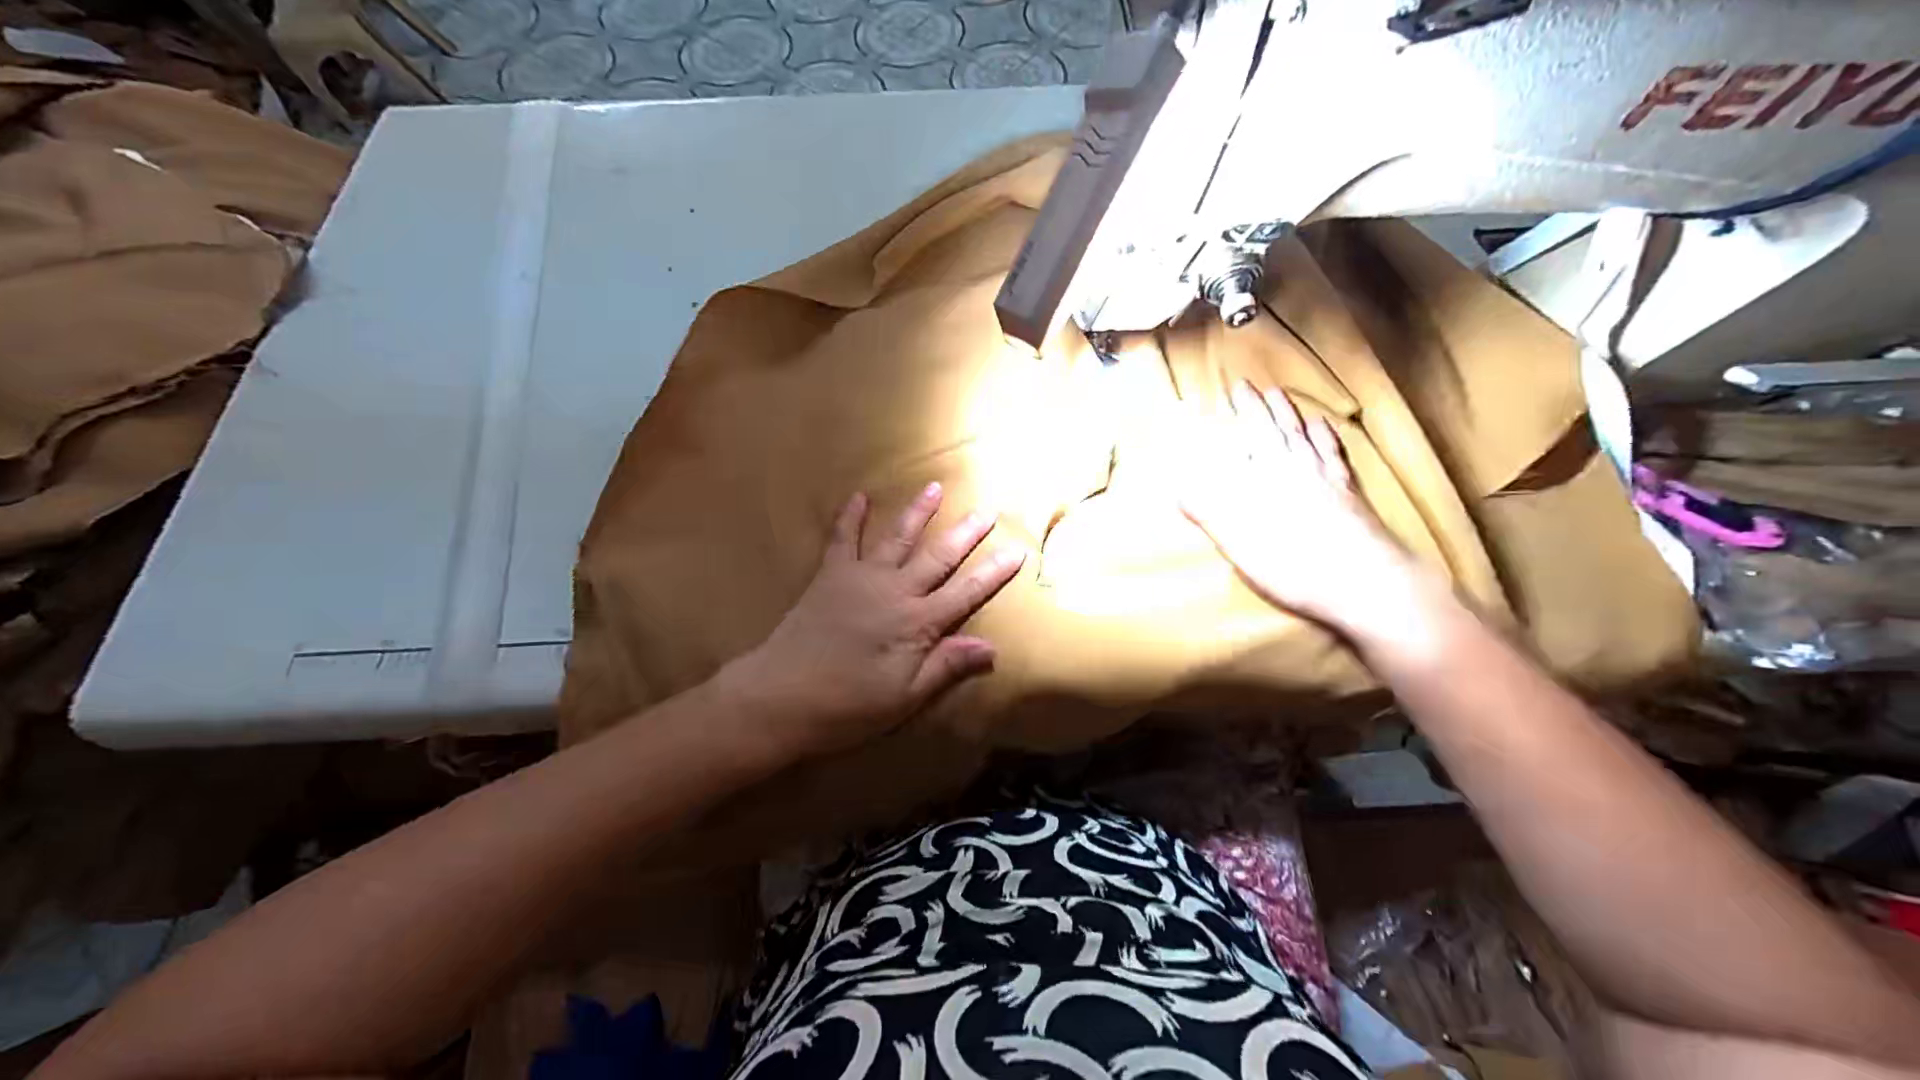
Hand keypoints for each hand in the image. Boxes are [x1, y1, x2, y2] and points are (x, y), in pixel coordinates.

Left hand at [721, 484, 1025, 759]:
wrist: (781, 696)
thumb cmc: (848, 705)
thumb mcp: (905, 696)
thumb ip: (945, 665)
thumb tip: (991, 647)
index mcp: (917, 623)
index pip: (966, 593)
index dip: (993, 573)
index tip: (1017, 551)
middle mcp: (895, 591)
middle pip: (938, 557)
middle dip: (965, 534)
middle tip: (987, 509)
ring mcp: (861, 578)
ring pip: (897, 538)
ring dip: (918, 513)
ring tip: (935, 487)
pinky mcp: (830, 576)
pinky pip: (842, 540)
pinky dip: (850, 518)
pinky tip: (859, 497)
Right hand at [1179, 381, 1425, 637]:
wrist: (1366, 583)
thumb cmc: (1294, 566)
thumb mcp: (1241, 544)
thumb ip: (1210, 512)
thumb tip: (1178, 487)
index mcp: (1266, 478)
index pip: (1250, 435)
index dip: (1241, 411)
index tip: (1232, 388)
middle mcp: (1295, 469)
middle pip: (1275, 429)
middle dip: (1260, 406)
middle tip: (1249, 384)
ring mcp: (1326, 478)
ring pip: (1304, 435)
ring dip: (1290, 414)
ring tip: (1280, 394)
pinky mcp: (1351, 492)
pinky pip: (1335, 454)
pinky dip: (1327, 436)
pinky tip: (1324, 426)